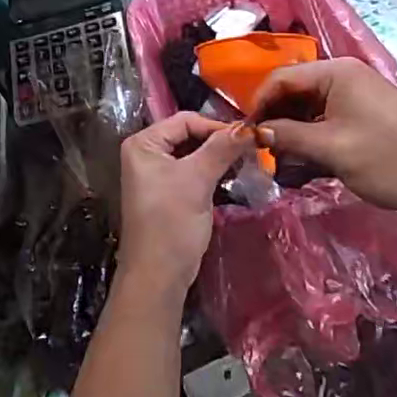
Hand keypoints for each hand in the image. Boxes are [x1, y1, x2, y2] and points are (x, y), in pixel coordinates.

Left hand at [117, 112, 250, 292]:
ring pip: (194, 153)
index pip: (185, 120)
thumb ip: (222, 149)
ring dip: (220, 157)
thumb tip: (251, 127)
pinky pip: (194, 171)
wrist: (158, 275)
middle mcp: (146, 154)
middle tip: (252, 148)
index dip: (216, 126)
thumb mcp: (197, 180)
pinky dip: (213, 171)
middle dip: (220, 141)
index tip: (248, 136)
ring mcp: (157, 174)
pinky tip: (234, 175)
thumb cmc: (171, 222)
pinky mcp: (170, 192)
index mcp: (143, 144)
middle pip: (190, 135)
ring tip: (248, 160)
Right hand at [249, 57, 396, 211]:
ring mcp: (354, 95)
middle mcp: (342, 76)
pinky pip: (324, 121)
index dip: (257, 105)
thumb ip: (288, 137)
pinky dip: (311, 139)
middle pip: (292, 93)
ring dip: (291, 134)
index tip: (243, 136)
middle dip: (274, 122)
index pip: (280, 78)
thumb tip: (253, 132)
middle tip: (260, 155)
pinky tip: (304, 164)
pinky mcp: (363, 115)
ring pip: (306, 110)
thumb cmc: (390, 158)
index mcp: (335, 73)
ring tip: (281, 165)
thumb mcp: (332, 149)